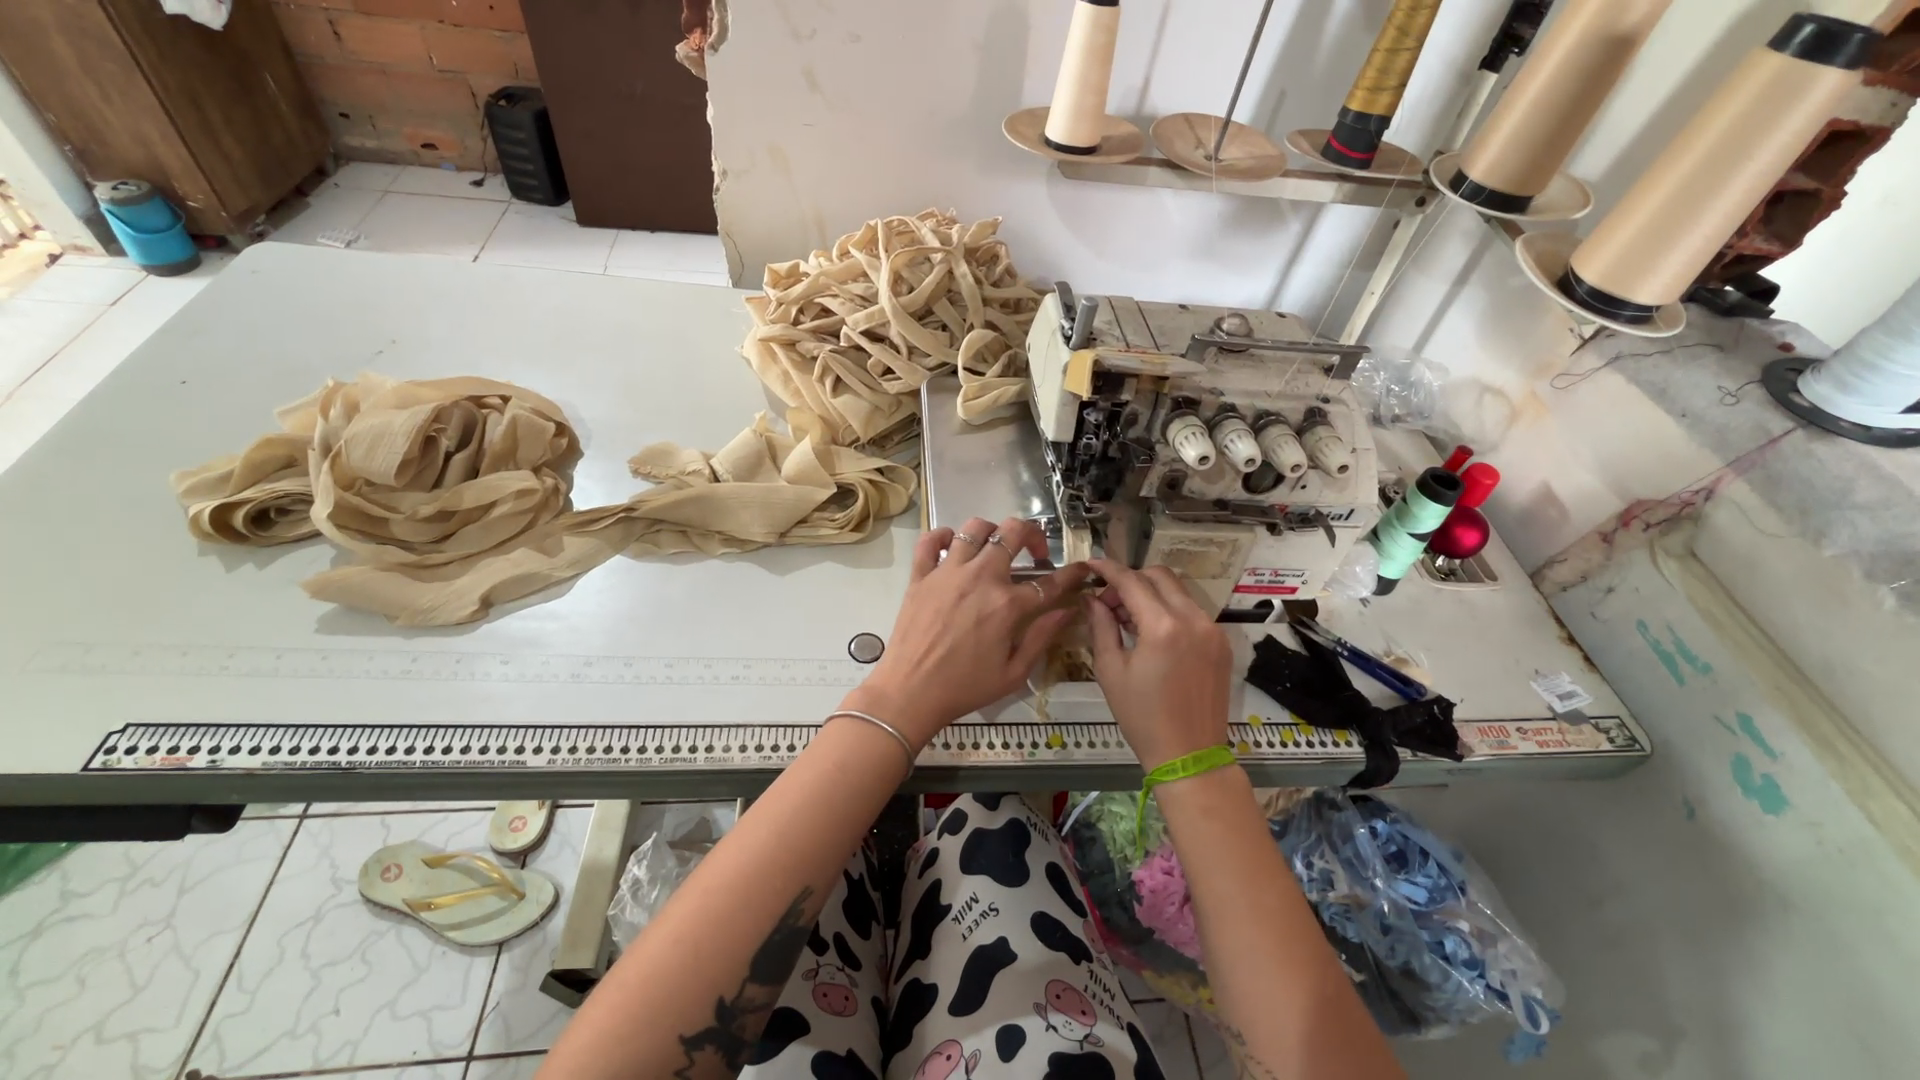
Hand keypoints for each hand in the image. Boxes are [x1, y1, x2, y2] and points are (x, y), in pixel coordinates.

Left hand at [845, 517, 1090, 749]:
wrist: (910, 693)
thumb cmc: (965, 688)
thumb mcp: (1014, 673)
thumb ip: (1042, 637)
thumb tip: (1068, 611)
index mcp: (1008, 605)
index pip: (1050, 582)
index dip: (1071, 573)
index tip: (1081, 570)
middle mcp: (980, 578)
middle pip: (1013, 533)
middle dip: (1033, 534)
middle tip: (1035, 552)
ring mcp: (948, 573)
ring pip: (975, 527)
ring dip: (992, 531)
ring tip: (995, 547)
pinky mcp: (920, 576)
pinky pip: (930, 540)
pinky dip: (943, 535)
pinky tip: (953, 547)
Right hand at [1084, 559, 1233, 770]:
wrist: (1189, 754)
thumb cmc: (1142, 717)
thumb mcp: (1111, 671)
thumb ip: (1102, 627)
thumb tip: (1093, 599)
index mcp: (1162, 627)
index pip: (1131, 581)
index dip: (1108, 569)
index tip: (1090, 563)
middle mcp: (1193, 619)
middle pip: (1159, 576)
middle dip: (1131, 579)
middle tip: (1108, 601)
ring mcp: (1212, 630)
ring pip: (1178, 591)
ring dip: (1151, 594)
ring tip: (1128, 620)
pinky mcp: (1221, 643)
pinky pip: (1192, 612)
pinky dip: (1170, 611)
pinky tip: (1152, 635)